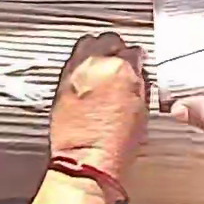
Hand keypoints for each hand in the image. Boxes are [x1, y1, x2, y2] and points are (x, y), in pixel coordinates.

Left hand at [50, 32, 149, 181]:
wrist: (86, 163)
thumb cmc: (115, 144)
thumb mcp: (141, 109)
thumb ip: (137, 82)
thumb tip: (134, 74)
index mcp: (123, 69)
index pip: (135, 51)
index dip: (137, 59)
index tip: (136, 64)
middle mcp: (99, 64)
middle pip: (109, 40)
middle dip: (116, 49)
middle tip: (119, 61)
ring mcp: (78, 71)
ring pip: (88, 44)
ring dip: (97, 51)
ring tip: (100, 63)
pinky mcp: (62, 81)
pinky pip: (74, 60)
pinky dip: (82, 63)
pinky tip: (87, 75)